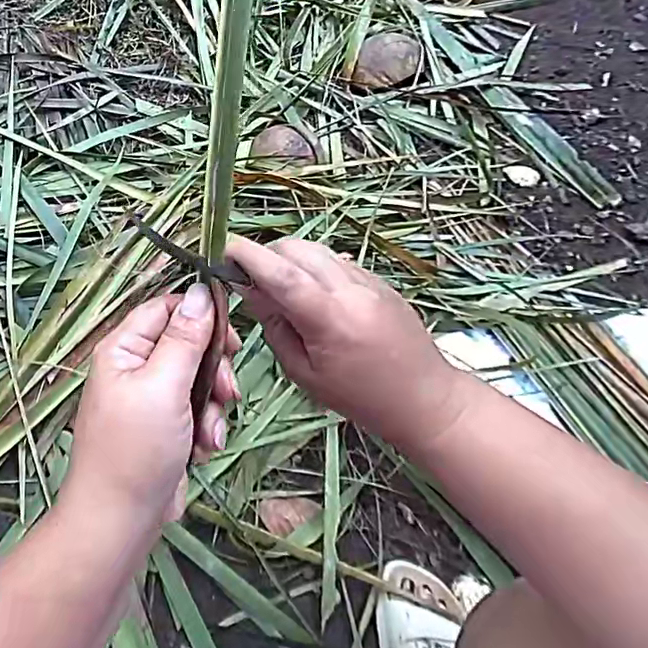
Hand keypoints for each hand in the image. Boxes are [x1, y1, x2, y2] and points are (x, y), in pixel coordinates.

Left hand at [69, 285, 240, 525]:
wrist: (120, 521)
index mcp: (124, 349)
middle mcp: (136, 367)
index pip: (167, 308)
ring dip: (213, 404)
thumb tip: (200, 291)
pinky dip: (206, 427)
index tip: (230, 337)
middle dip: (213, 368)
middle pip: (189, 343)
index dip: (200, 316)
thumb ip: (185, 338)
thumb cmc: (134, 450)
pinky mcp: (166, 425)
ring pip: (199, 379)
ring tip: (208, 433)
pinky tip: (202, 449)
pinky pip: (198, 410)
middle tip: (226, 390)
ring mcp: (151, 398)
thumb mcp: (164, 387)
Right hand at [226, 236, 466, 448]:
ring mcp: (368, 280)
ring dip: (290, 258)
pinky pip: (337, 260)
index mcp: (329, 318)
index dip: (248, 256)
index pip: (281, 273)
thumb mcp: (304, 372)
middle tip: (250, 278)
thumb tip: (249, 290)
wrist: (423, 397)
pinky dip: (315, 266)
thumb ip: (275, 326)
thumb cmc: (359, 397)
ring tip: (280, 286)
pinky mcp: (379, 280)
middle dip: (266, 255)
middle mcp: (350, 289)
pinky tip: (312, 291)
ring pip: (317, 249)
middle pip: (297, 249)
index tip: (224, 251)